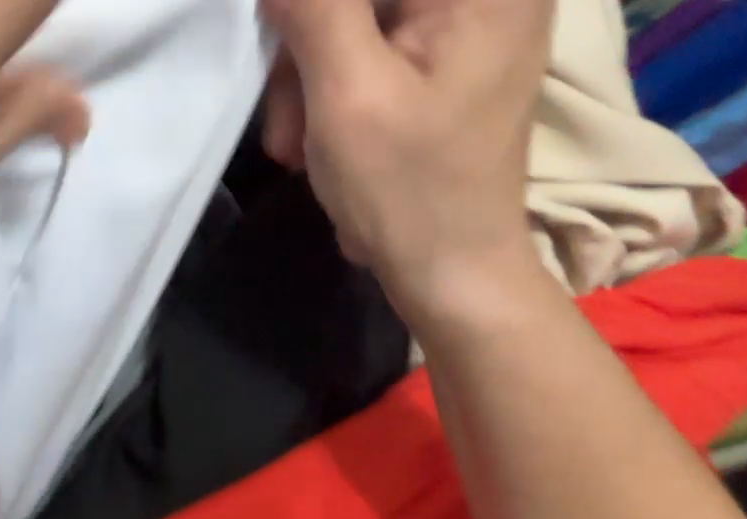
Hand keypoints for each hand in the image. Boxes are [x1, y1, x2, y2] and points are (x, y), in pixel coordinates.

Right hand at [259, 0, 551, 299]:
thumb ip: (316, 12)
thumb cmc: (406, 187)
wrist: (449, 266)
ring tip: (296, 146)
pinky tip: (318, 140)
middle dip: (305, 50)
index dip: (311, 13)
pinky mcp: (446, 57)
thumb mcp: (348, 94)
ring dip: (307, 80)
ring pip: (356, 21)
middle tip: (284, 123)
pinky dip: (331, 91)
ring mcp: (468, 23)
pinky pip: (370, 47)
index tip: (278, 41)